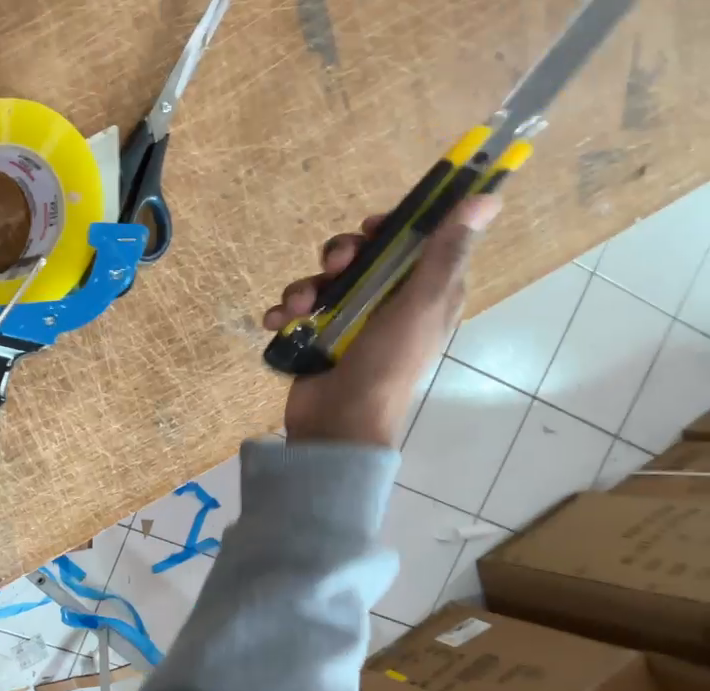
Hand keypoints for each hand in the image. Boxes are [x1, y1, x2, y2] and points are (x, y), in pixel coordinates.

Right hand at [265, 195, 501, 446]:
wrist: (338, 421)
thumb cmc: (387, 364)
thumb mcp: (420, 306)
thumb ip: (444, 254)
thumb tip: (485, 199)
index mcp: (424, 289)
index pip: (414, 240)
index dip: (396, 225)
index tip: (374, 225)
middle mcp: (387, 299)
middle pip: (363, 254)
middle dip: (342, 254)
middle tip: (335, 266)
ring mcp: (347, 319)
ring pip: (323, 280)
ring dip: (304, 287)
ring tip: (296, 308)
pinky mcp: (313, 336)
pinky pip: (294, 310)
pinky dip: (282, 312)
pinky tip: (276, 323)